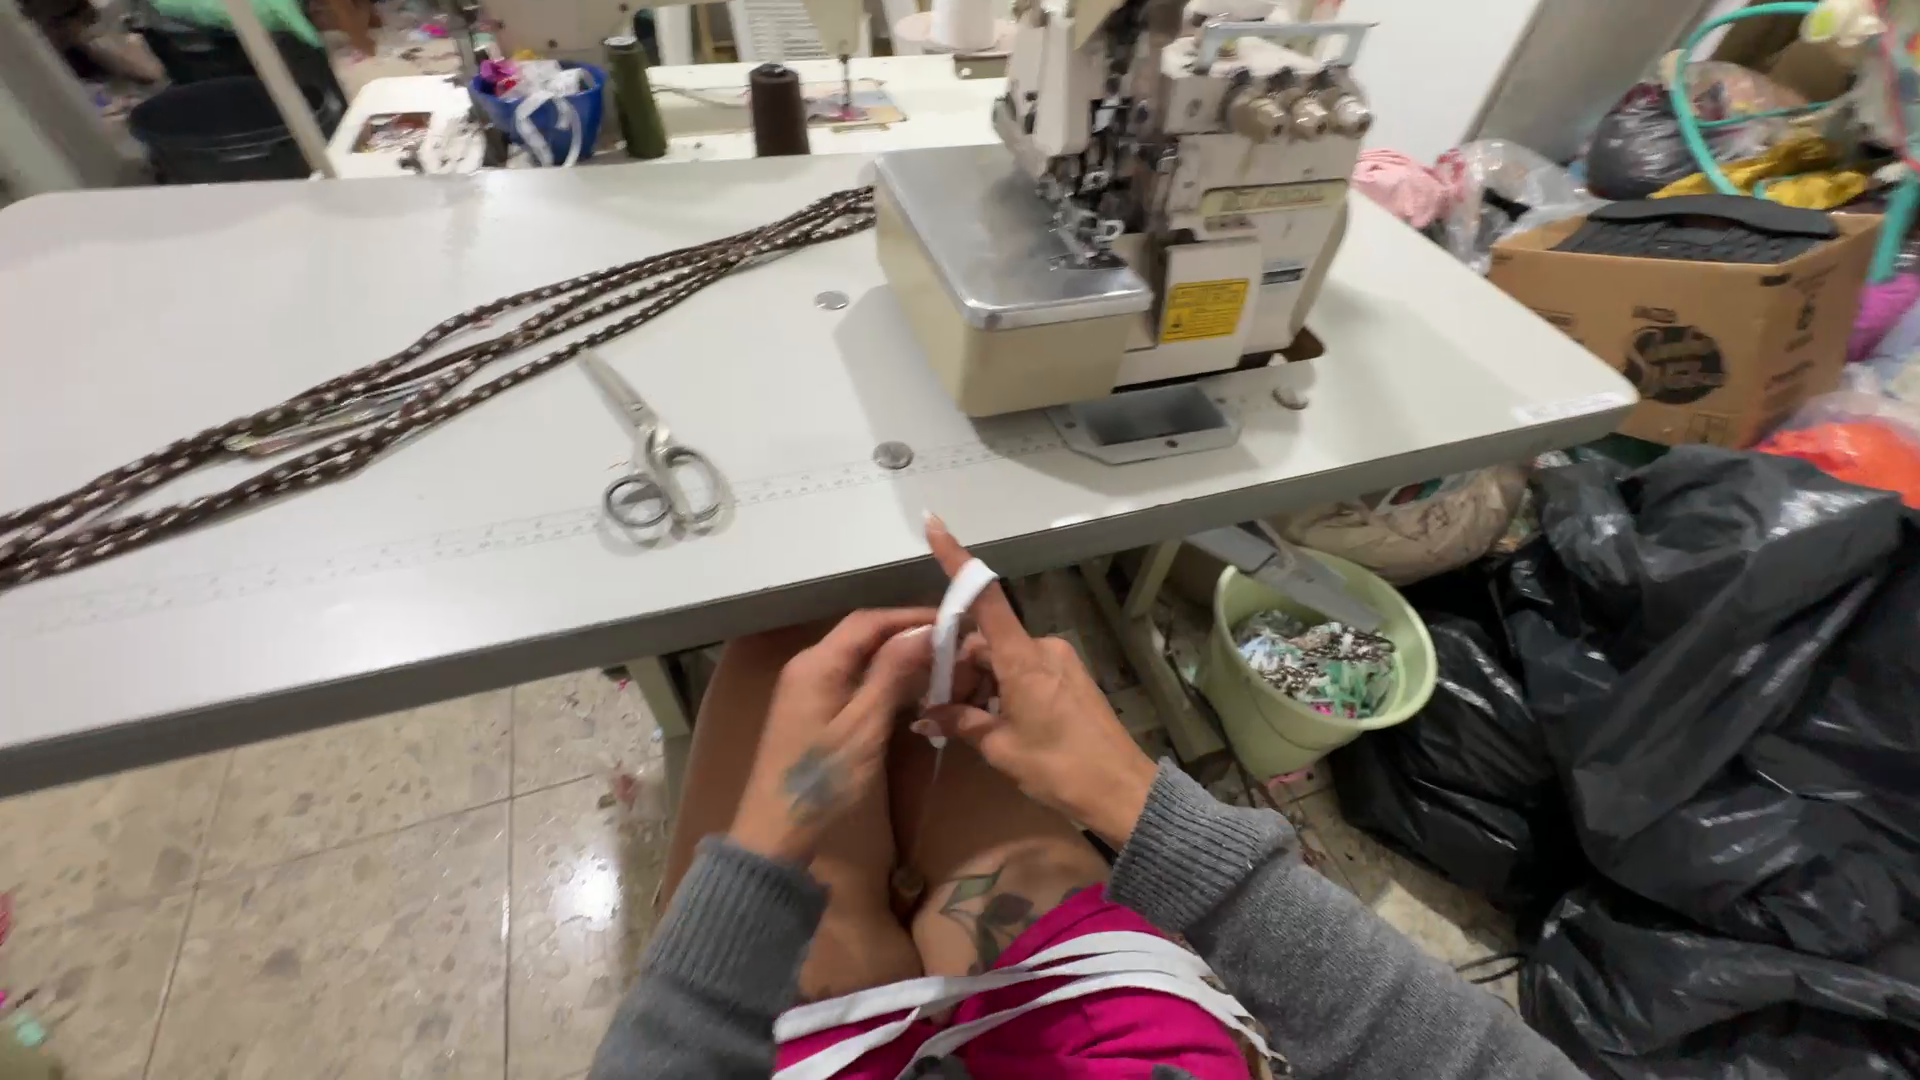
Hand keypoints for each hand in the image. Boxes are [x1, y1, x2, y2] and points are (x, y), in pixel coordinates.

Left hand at [728, 609, 935, 862]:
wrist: (774, 829)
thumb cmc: (823, 778)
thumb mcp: (864, 725)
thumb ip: (892, 674)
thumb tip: (924, 631)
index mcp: (818, 662)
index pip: (870, 621)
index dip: (910, 616)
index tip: (950, 621)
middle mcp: (808, 663)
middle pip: (862, 633)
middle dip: (905, 632)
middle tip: (948, 642)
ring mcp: (806, 685)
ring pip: (857, 654)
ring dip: (895, 653)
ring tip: (936, 661)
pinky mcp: (810, 705)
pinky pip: (850, 674)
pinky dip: (880, 673)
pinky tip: (906, 687)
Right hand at [920, 516, 1159, 846]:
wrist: (1123, 792)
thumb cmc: (1060, 768)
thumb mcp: (1001, 749)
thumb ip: (961, 723)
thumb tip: (924, 716)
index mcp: (1023, 658)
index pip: (985, 596)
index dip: (957, 559)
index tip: (935, 524)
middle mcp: (1042, 648)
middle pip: (986, 641)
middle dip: (959, 668)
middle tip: (939, 709)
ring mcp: (1059, 660)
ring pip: (1004, 658)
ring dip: (980, 683)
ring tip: (966, 724)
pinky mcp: (1069, 676)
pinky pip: (1024, 669)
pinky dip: (1002, 688)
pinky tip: (993, 720)